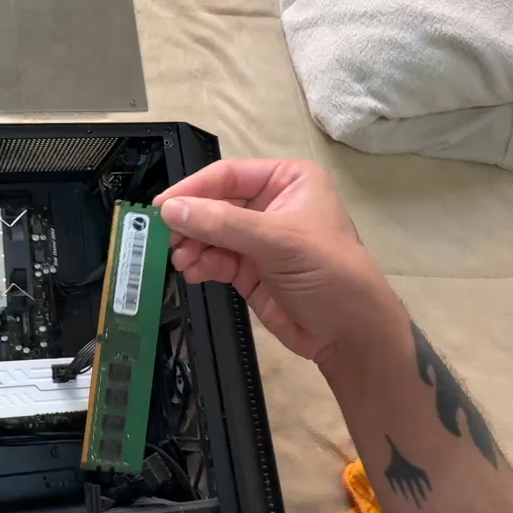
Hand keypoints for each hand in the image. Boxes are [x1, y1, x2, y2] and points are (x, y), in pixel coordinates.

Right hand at [156, 159, 403, 369]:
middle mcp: (269, 204)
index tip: (161, 206)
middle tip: (166, 238)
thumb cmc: (330, 274)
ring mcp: (257, 238)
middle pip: (214, 204)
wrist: (352, 336)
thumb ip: (222, 224)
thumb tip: (170, 210)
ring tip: (181, 261)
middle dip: (191, 222)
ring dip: (192, 246)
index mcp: (286, 181)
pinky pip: (213, 258)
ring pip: (209, 233)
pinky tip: (192, 272)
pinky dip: (199, 264)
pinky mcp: (248, 269)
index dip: (193, 189)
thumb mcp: (278, 241)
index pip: (228, 176)